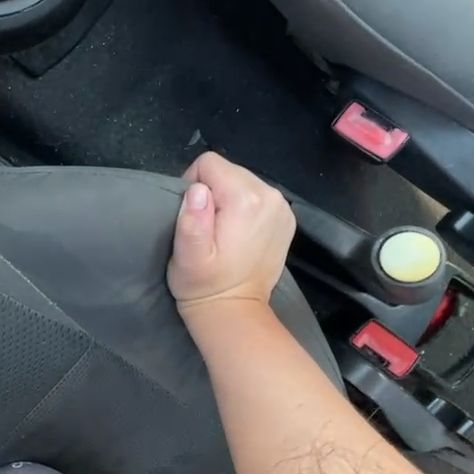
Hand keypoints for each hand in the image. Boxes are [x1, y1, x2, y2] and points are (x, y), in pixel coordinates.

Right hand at [167, 153, 295, 319]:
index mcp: (246, 200)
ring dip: (227, 199)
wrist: (235, 310)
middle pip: (228, 169)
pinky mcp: (286, 218)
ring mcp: (283, 207)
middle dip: (212, 191)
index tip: (192, 214)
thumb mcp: (187, 257)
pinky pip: (257, 195)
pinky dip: (243, 208)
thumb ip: (192, 220)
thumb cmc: (204, 285)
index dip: (192, 184)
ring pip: (242, 180)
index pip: (209, 163)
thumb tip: (197, 190)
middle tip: (206, 226)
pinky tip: (237, 233)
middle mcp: (271, 196)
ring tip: (221, 231)